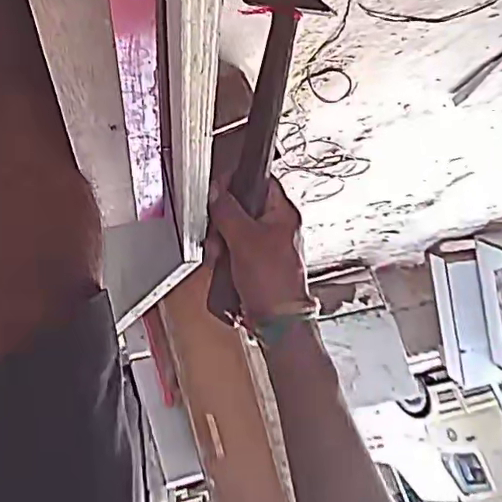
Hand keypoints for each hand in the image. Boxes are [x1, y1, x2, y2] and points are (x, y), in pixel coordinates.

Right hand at [208, 177, 312, 321]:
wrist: (277, 322)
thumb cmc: (274, 283)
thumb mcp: (244, 239)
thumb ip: (228, 211)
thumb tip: (217, 191)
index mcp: (284, 214)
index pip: (262, 181)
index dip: (240, 179)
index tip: (222, 184)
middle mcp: (278, 227)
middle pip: (243, 206)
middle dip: (224, 219)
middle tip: (218, 230)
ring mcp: (268, 244)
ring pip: (236, 227)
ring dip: (222, 238)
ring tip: (220, 252)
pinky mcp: (257, 261)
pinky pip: (235, 246)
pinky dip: (225, 253)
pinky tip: (222, 263)